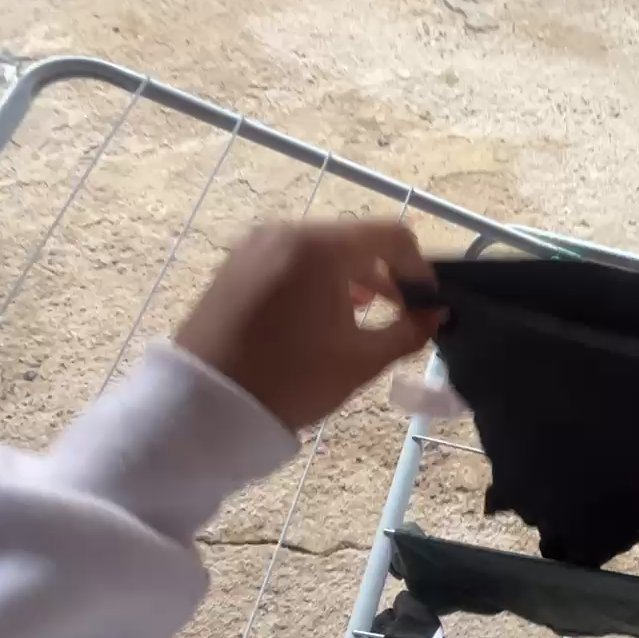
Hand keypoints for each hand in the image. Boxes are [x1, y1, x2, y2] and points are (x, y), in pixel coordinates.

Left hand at [175, 220, 439, 429]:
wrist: (202, 405)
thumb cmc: (291, 380)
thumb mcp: (362, 360)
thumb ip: (410, 331)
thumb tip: (436, 315)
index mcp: (319, 249)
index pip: (393, 236)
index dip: (420, 270)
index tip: (427, 305)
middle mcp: (287, 231)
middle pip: (359, 239)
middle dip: (389, 275)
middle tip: (403, 315)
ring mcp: (257, 244)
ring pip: (328, 249)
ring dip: (357, 278)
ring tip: (366, 318)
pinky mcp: (239, 262)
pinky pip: (297, 258)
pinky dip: (323, 279)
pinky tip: (327, 316)